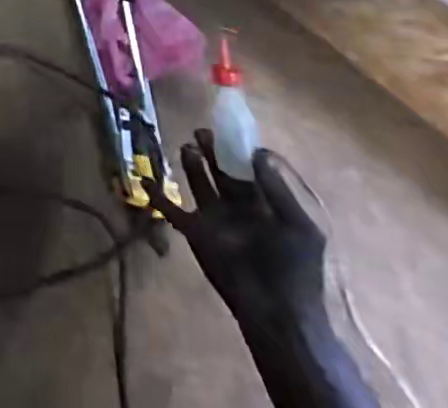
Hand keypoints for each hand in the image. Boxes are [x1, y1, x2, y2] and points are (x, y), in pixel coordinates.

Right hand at [148, 133, 326, 324]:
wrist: (283, 315)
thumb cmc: (301, 268)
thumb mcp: (302, 223)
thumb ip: (279, 186)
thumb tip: (257, 151)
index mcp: (271, 202)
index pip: (253, 166)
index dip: (242, 147)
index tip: (231, 130)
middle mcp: (242, 206)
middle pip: (224, 169)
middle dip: (214, 149)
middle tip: (202, 131)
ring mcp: (217, 219)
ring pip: (200, 182)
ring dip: (193, 163)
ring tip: (188, 147)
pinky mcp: (197, 233)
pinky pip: (173, 210)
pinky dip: (157, 195)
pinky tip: (145, 179)